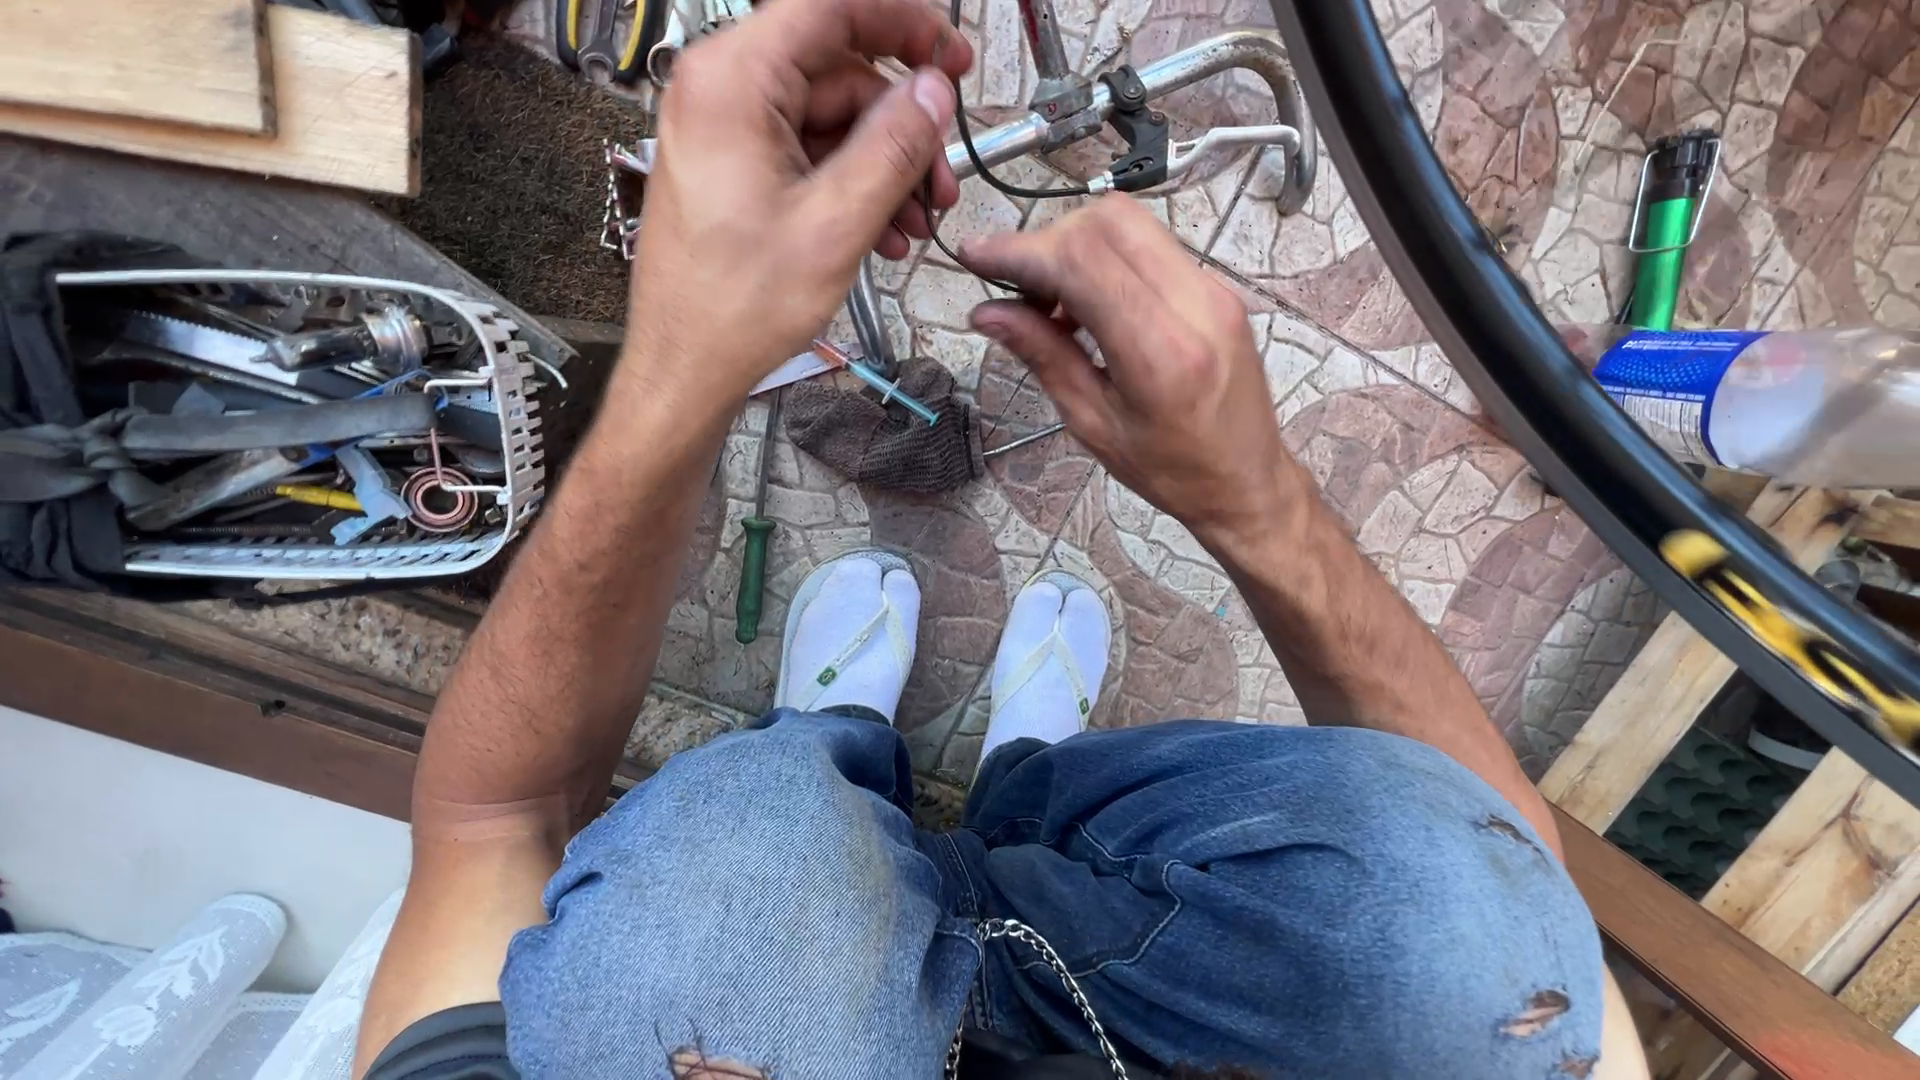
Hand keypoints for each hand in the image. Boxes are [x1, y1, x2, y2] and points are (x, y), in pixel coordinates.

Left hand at [623, 0, 972, 404]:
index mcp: (733, 82)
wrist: (688, 366)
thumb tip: (934, 90)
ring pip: (829, 123)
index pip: (831, 8)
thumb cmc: (739, 306)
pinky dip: (851, 189)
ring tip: (915, 227)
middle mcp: (721, 93)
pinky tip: (882, 234)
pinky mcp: (734, 170)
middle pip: (837, 75)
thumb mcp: (835, 224)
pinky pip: (808, 158)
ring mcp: (726, 133)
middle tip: (941, 185)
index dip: (905, 23)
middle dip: (901, 131)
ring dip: (883, 170)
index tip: (953, 57)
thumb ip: (892, 147)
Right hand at [963, 196, 1302, 549]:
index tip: (976, 255)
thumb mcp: (1094, 424)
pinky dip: (1105, 258)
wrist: (1247, 481)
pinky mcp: (1217, 287)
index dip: (1020, 250)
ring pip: (1130, 224)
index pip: (1082, 261)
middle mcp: (1195, 304)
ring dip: (1075, 246)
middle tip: (1018, 290)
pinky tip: (1087, 305)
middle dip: (1047, 242)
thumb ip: (1044, 357)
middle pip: (1107, 222)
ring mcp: (1214, 289)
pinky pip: (1150, 246)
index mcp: (1162, 353)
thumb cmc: (1170, 471)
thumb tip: (987, 312)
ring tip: (1052, 303)